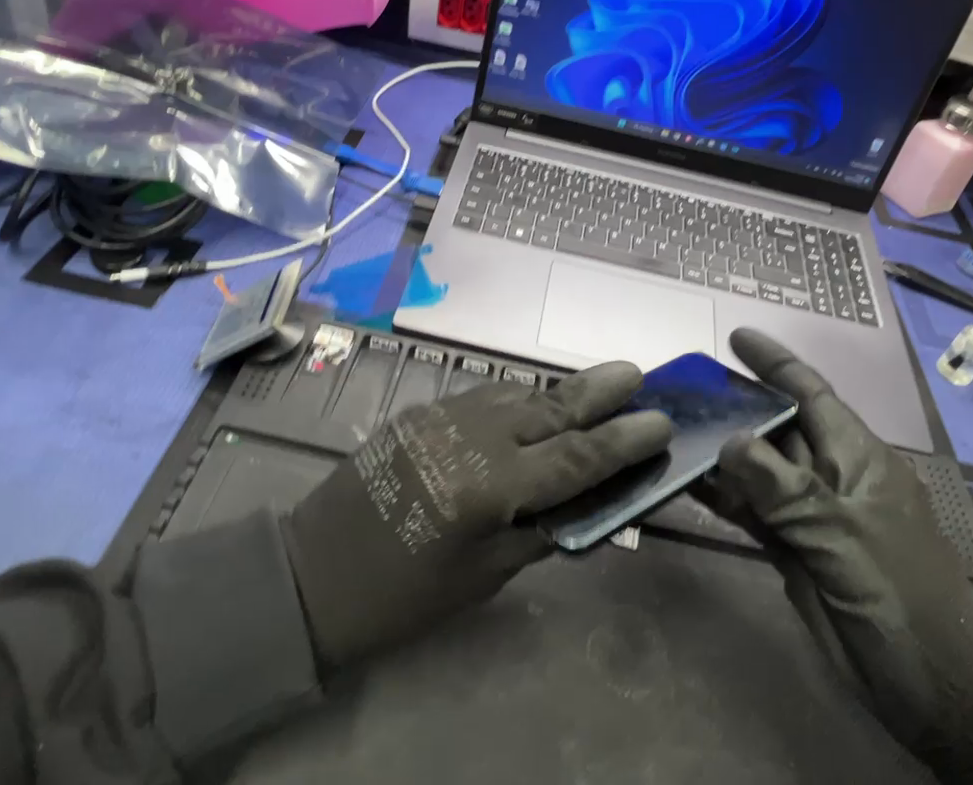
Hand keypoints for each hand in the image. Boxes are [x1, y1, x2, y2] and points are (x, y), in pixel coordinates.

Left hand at [281, 363, 672, 670]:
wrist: (310, 575)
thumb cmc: (401, 599)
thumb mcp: (481, 578)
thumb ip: (536, 532)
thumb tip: (581, 502)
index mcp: (486, 488)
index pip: (573, 459)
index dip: (623, 442)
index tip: (663, 421)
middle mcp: (467, 440)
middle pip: (548, 410)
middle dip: (597, 392)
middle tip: (637, 373)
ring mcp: (438, 420)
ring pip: (515, 395)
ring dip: (559, 392)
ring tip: (600, 383)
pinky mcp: (417, 416)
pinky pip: (481, 399)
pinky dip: (518, 399)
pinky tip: (536, 403)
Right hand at [697, 329, 972, 784]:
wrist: (932, 689)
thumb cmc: (903, 601)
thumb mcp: (847, 539)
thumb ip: (786, 490)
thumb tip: (729, 440)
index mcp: (859, 460)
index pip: (812, 396)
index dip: (776, 364)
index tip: (735, 337)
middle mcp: (831, 478)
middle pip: (776, 429)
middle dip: (735, 405)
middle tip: (680, 387)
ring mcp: (810, 516)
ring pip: (757, 472)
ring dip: (718, 453)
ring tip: (668, 427)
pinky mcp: (793, 551)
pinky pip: (750, 512)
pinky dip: (720, 498)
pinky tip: (683, 482)